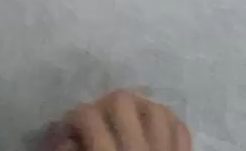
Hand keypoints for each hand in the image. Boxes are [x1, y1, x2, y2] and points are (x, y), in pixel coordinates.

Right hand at [61, 90, 192, 150]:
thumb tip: (64, 134)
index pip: (89, 118)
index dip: (74, 116)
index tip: (69, 123)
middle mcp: (141, 150)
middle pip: (123, 101)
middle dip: (106, 103)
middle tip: (98, 114)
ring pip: (156, 109)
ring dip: (140, 108)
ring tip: (128, 117)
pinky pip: (181, 128)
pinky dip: (168, 123)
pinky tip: (154, 127)